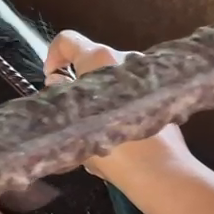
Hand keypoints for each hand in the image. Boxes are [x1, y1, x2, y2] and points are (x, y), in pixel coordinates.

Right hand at [43, 30, 194, 191]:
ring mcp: (147, 76)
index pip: (67, 40)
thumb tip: (57, 82)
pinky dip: (118, 105)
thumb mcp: (72, 122)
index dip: (52, 56)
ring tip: (93, 129)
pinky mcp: (161, 96)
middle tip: (71, 112)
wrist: (163, 174)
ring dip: (97, 95)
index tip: (50, 81)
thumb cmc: (112, 147)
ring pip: (111, 77)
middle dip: (77, 80)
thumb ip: (60, 94)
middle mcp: (125, 59)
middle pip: (91, 60)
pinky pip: (130, 92)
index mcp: (100, 59)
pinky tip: (116, 135)